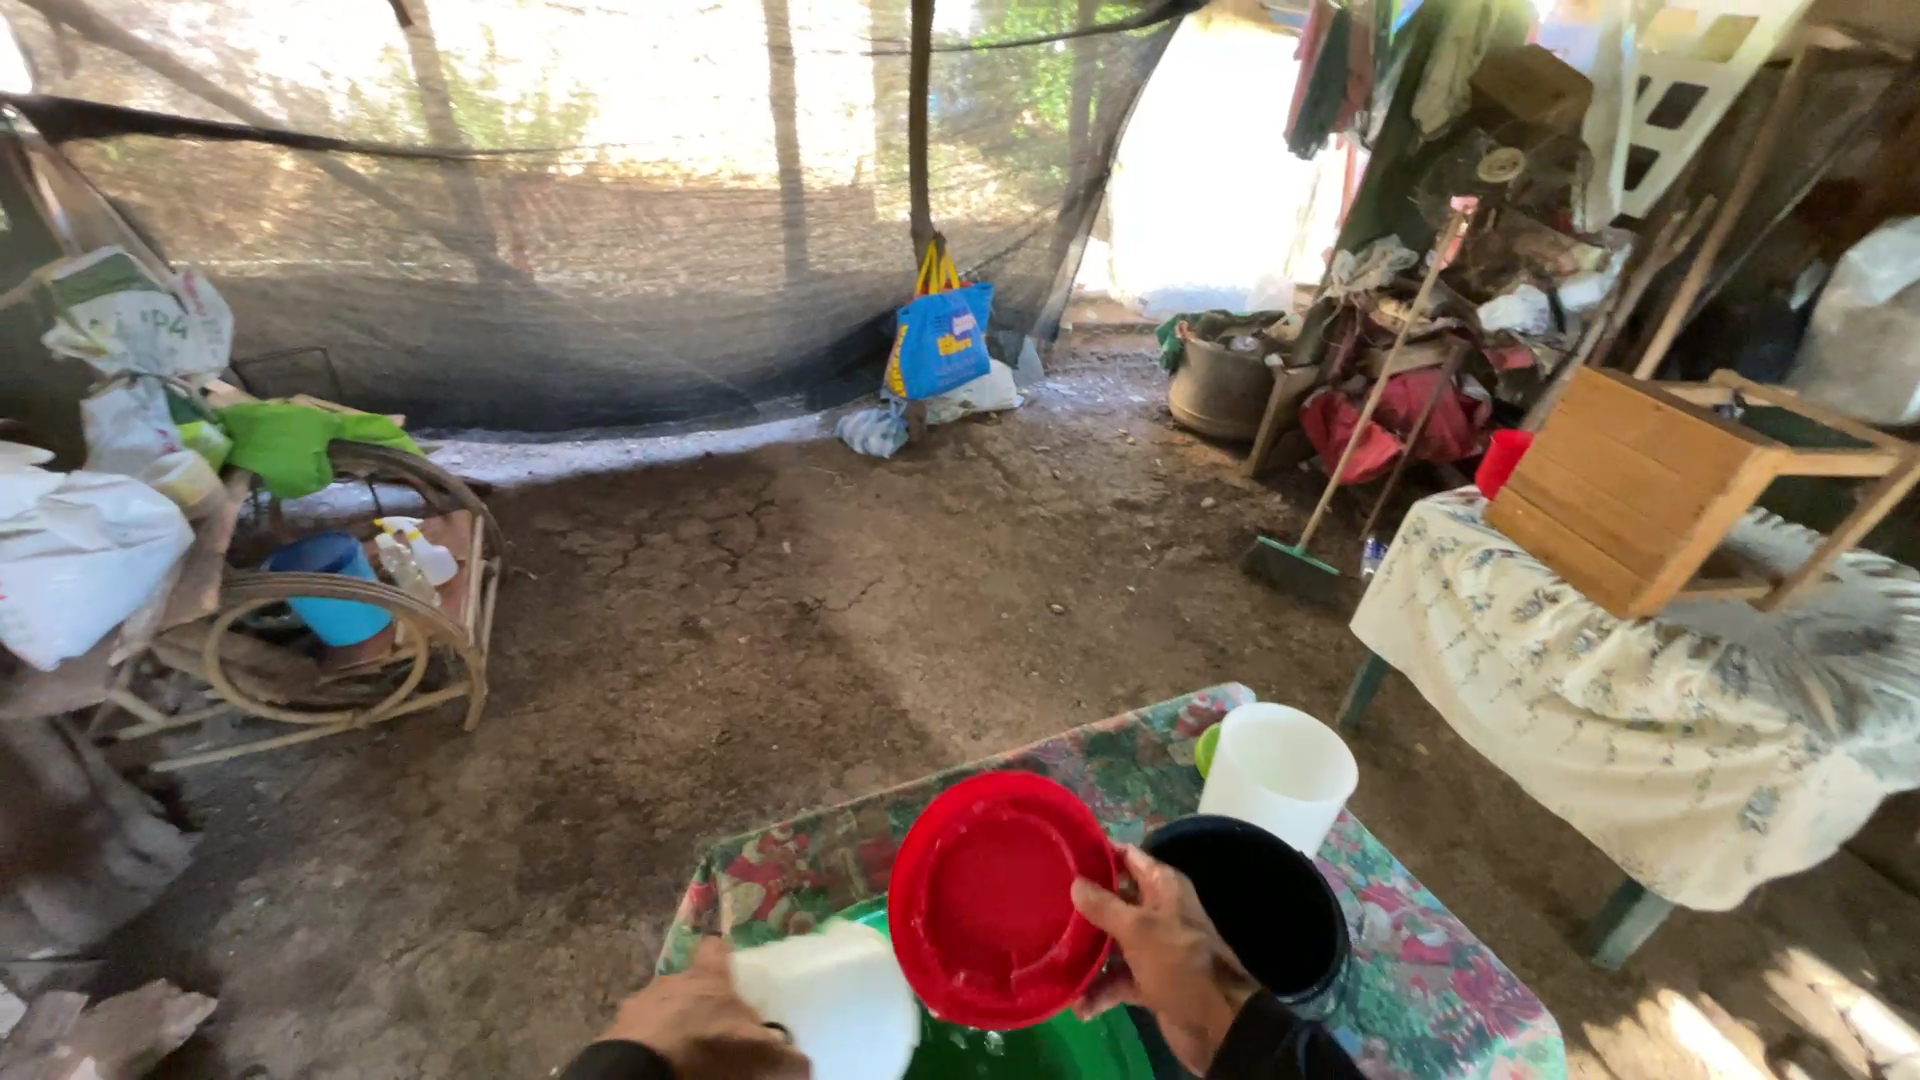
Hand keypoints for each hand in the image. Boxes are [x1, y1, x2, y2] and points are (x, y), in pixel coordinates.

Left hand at [597, 937, 809, 1078]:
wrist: (637, 1078)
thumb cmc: (705, 1051)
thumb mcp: (758, 1055)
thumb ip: (785, 1057)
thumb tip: (806, 1067)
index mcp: (707, 977)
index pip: (715, 948)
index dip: (722, 956)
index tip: (730, 968)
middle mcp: (670, 983)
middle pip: (685, 984)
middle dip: (695, 1004)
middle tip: (710, 1033)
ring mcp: (635, 1011)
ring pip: (656, 1013)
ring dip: (667, 1032)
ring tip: (681, 1061)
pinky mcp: (610, 1042)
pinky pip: (633, 1044)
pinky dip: (646, 1057)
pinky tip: (659, 1075)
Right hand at [1071, 845, 1259, 1074]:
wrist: (1220, 1026)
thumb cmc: (1180, 962)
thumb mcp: (1139, 929)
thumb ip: (1104, 905)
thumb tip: (1075, 882)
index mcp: (1162, 886)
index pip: (1127, 856)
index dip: (1099, 852)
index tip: (1065, 854)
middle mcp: (1157, 910)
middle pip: (1114, 898)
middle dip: (1085, 905)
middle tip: (1049, 905)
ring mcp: (1153, 946)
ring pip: (1112, 940)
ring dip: (1088, 953)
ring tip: (1057, 960)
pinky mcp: (1149, 979)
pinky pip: (1118, 978)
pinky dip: (1101, 990)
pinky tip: (1081, 1005)